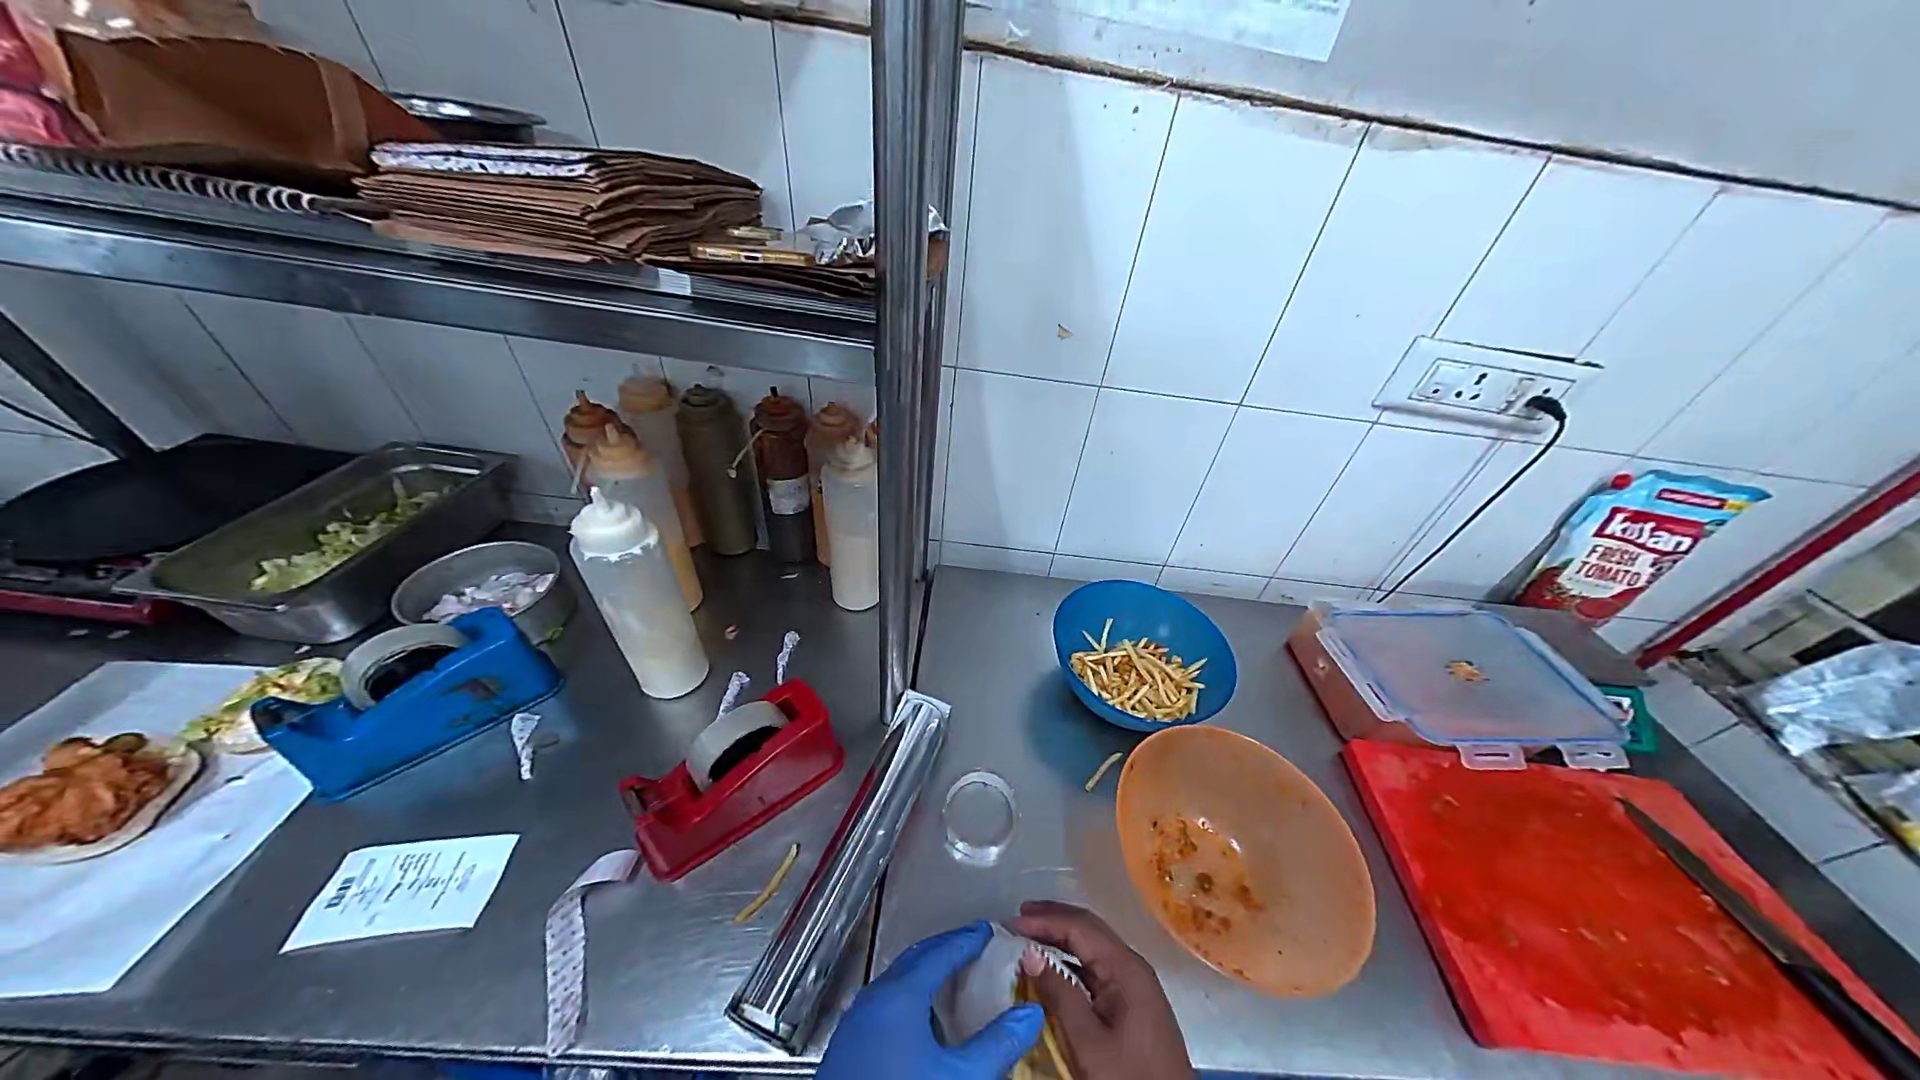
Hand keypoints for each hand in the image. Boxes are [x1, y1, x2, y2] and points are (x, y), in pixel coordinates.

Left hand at [816, 921, 1042, 1079]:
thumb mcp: (960, 1079)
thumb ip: (997, 1044)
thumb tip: (1031, 1014)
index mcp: (901, 994)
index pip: (940, 952)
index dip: (967, 940)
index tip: (989, 931)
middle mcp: (876, 996)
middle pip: (917, 958)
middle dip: (947, 949)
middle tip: (976, 948)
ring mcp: (857, 1018)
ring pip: (898, 978)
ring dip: (928, 971)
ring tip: (956, 979)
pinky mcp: (849, 1042)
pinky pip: (886, 1000)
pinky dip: (911, 994)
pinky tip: (926, 1018)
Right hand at [1013, 900, 1195, 1079]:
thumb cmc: (1128, 1077)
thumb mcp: (1088, 1041)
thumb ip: (1059, 993)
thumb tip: (1029, 954)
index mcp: (1125, 967)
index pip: (1080, 928)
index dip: (1045, 920)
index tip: (1013, 922)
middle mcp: (1131, 965)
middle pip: (1089, 927)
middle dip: (1053, 918)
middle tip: (1020, 917)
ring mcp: (1134, 982)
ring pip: (1093, 944)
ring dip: (1062, 935)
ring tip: (1030, 933)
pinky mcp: (1132, 999)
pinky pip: (1097, 964)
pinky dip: (1071, 956)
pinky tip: (1053, 963)